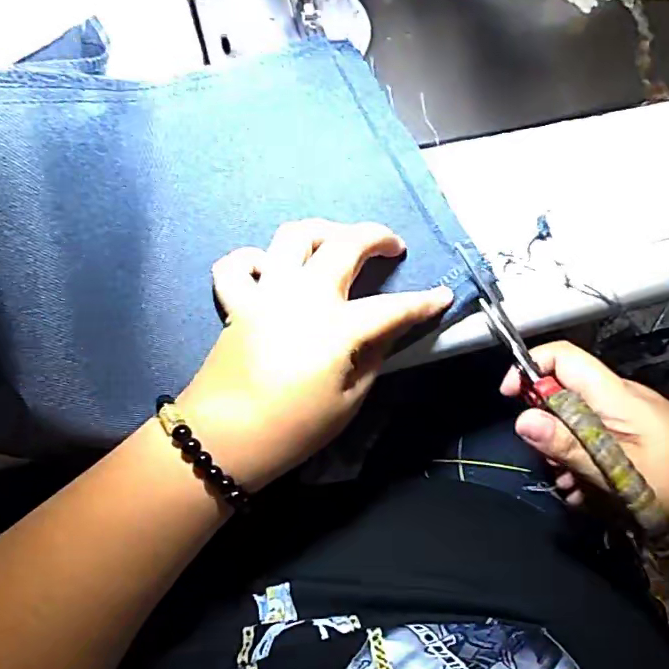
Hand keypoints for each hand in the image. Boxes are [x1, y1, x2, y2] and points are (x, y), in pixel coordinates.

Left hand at [178, 220, 453, 488]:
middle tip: (393, 246)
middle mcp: (304, 294)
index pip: (392, 308)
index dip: (423, 302)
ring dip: (324, 231)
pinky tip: (271, 270)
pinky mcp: (238, 301)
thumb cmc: (295, 428)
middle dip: (378, 237)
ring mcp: (267, 291)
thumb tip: (384, 332)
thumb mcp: (349, 400)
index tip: (443, 296)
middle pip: (346, 244)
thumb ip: (372, 357)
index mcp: (338, 326)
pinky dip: (256, 259)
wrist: (225, 438)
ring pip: (295, 235)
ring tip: (338, 242)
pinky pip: (239, 263)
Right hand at [501, 342, 668, 570]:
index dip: (530, 368)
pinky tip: (594, 498)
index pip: (563, 356)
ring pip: (579, 427)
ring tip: (577, 494)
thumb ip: (572, 446)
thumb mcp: (624, 473)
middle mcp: (621, 401)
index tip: (511, 401)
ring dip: (567, 458)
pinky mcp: (640, 446)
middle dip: (547, 431)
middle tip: (554, 470)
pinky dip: (588, 469)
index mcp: (617, 395)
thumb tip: (521, 420)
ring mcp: (632, 424)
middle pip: (564, 396)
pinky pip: (599, 447)